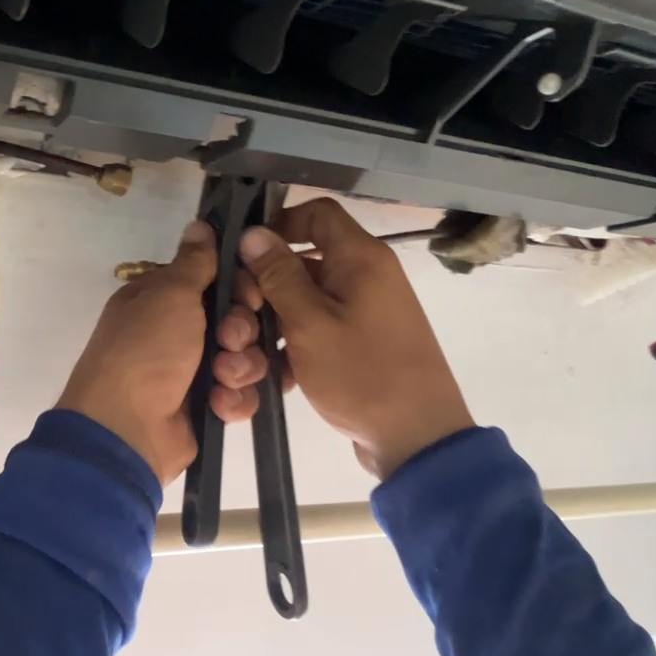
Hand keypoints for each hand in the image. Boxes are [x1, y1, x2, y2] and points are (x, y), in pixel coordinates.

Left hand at [58, 221, 267, 484]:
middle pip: (238, 319)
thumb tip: (199, 223)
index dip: (240, 286)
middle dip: (241, 330)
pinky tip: (218, 404)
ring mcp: (193, 370)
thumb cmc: (146, 350)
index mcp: (163, 298)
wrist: (128, 429)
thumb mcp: (169, 295)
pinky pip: (240, 394)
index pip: (218, 280)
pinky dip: (233, 399)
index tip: (249, 294)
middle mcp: (178, 330)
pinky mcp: (206, 406)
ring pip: (245, 357)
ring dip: (240, 367)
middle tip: (228, 340)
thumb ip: (193, 262)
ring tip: (221, 378)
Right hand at [239, 199, 474, 478]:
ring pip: (302, 300)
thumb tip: (253, 233)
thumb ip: (278, 275)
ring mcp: (361, 312)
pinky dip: (293, 346)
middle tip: (238, 316)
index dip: (278, 224)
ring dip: (272, 322)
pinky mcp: (358, 344)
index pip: (317, 213)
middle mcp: (363, 277)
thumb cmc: (363, 374)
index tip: (244, 254)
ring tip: (246, 354)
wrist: (417, 442)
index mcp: (360, 259)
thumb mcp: (310, 323)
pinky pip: (316, 329)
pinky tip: (272, 375)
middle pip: (301, 261)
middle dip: (263, 288)